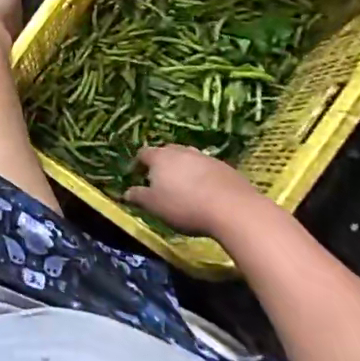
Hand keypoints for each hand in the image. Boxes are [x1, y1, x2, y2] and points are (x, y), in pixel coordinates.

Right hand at [125, 145, 274, 236]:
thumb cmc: (185, 206)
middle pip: (167, 152)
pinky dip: (202, 177)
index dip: (138, 163)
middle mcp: (182, 151)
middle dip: (162, 164)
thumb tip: (125, 193)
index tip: (136, 175)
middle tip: (160, 181)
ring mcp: (206, 158)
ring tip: (184, 187)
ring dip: (184, 169)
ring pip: (189, 159)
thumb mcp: (154, 205)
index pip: (143, 153)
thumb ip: (138, 197)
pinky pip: (207, 169)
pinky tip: (205, 193)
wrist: (234, 209)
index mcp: (160, 157)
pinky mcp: (226, 168)